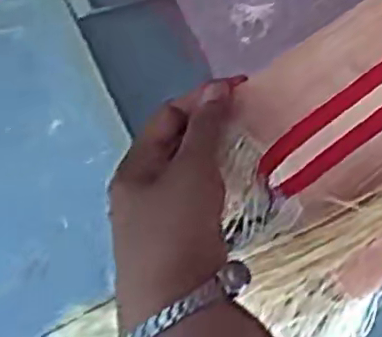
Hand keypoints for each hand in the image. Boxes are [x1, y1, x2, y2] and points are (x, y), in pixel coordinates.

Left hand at [109, 77, 244, 328]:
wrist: (175, 294)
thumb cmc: (177, 223)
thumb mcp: (193, 167)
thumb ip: (206, 125)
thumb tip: (217, 87)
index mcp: (134, 166)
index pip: (168, 114)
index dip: (202, 96)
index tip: (241, 87)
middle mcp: (140, 182)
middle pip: (177, 135)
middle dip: (211, 117)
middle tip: (247, 106)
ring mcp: (157, 204)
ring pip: (189, 157)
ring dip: (216, 140)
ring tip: (246, 131)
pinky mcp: (177, 221)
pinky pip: (197, 179)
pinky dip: (217, 164)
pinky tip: (236, 165)